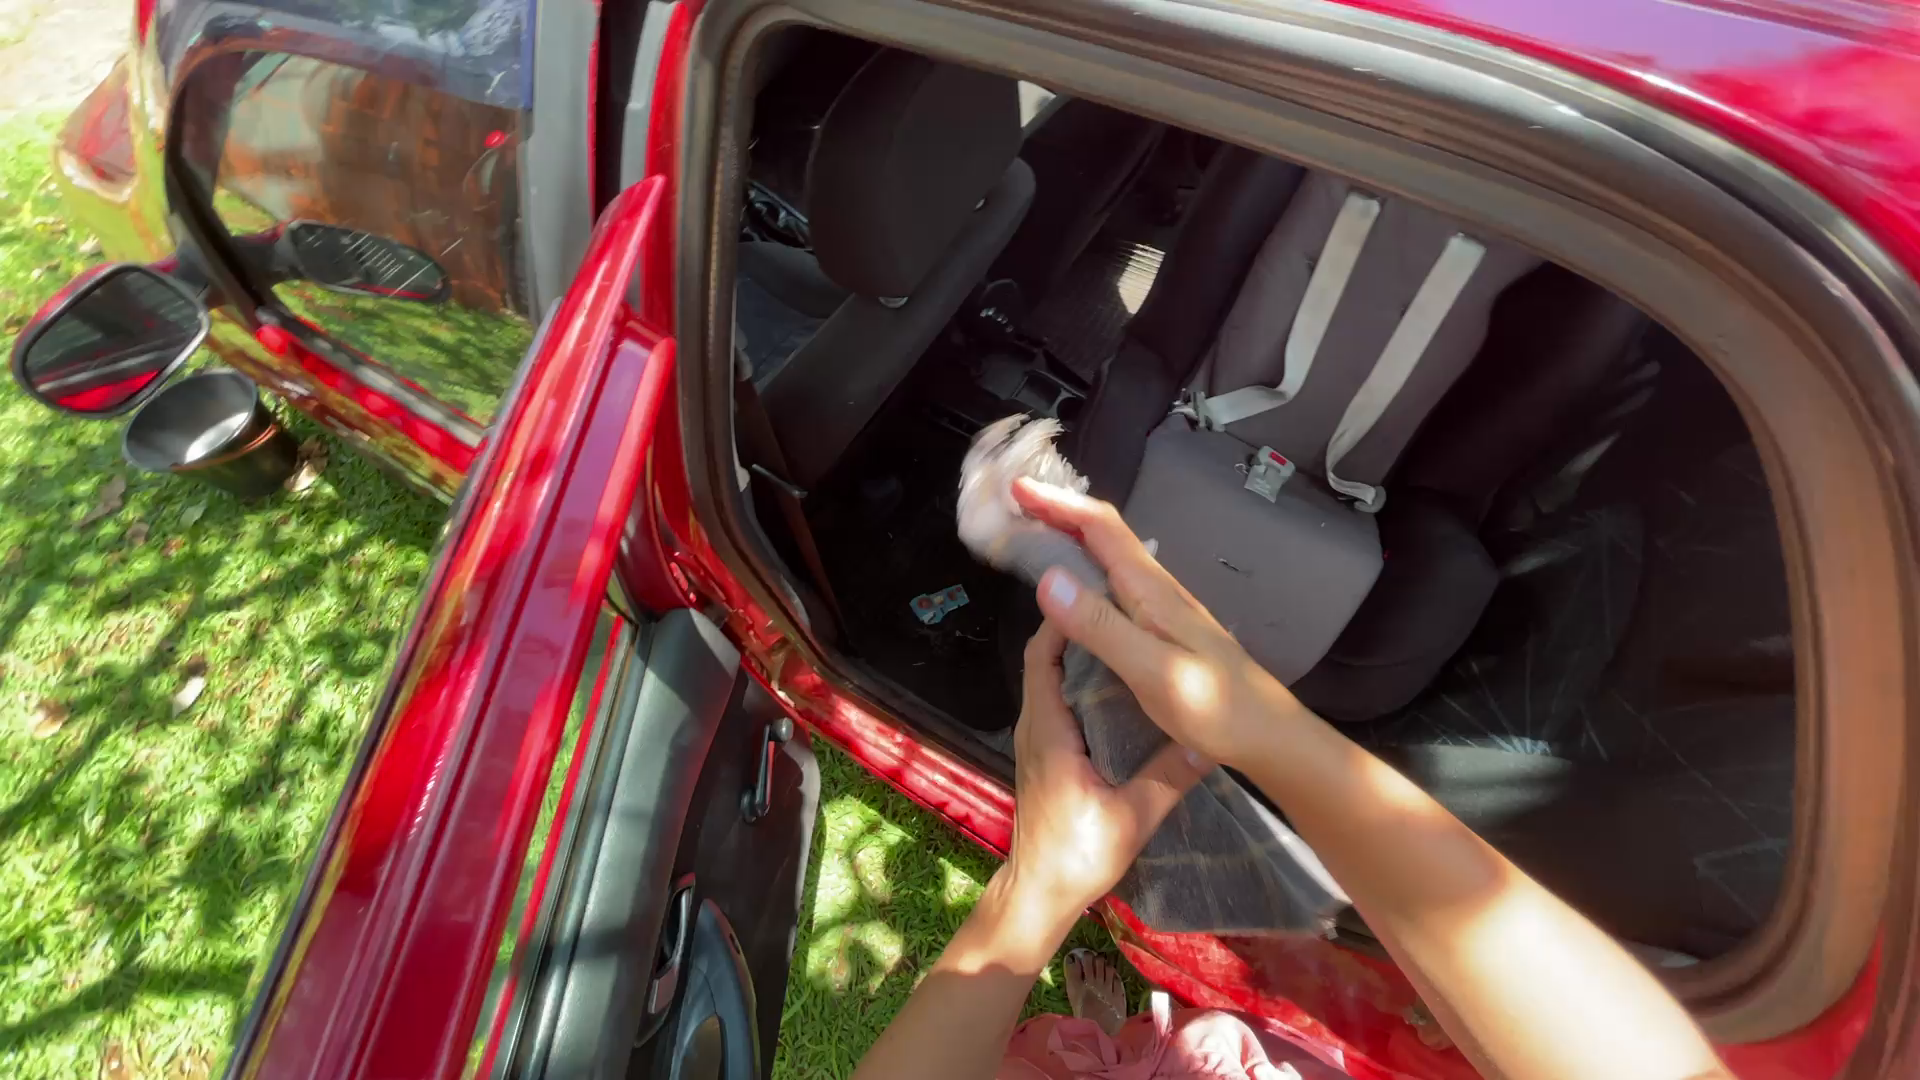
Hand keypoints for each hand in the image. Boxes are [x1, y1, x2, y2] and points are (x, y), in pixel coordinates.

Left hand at [999, 621, 1207, 921]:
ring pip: (1047, 676)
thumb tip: (1208, 740)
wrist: (1038, 891)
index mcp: (1048, 729)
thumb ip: (1167, 778)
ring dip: (1075, 651)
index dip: (1063, 621)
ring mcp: (1035, 736)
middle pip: (1044, 658)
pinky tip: (1115, 682)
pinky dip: (1075, 678)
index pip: (1042, 656)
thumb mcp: (1131, 819)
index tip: (1097, 597)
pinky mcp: (1043, 749)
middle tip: (1120, 609)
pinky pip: (1054, 697)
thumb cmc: (1076, 856)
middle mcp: (1034, 723)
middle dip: (1075, 628)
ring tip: (1123, 634)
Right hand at [1013, 477, 1307, 768]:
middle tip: (1015, 505)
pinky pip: (1111, 582)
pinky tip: (1070, 584)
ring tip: (1031, 534)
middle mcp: (1154, 588)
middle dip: (1058, 510)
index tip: (1019, 488)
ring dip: (1068, 535)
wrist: (1269, 736)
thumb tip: (1047, 577)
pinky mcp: (1159, 626)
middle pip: (1103, 533)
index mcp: (1150, 590)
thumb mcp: (1153, 671)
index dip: (1059, 503)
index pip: (1101, 528)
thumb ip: (1101, 626)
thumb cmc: (1216, 709)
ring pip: (1107, 555)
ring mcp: (1159, 606)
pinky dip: (1081, 568)